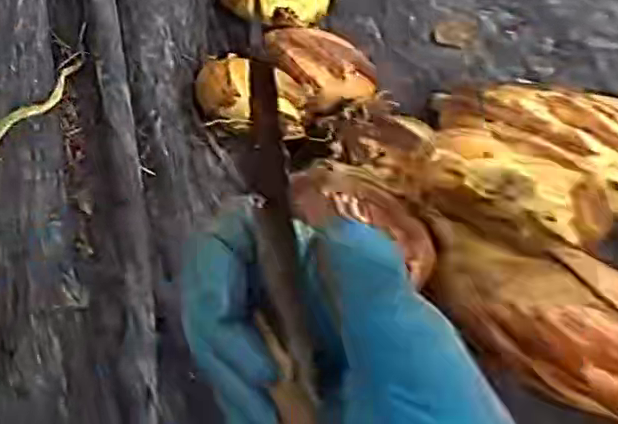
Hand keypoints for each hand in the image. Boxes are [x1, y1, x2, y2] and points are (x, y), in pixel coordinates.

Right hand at [183, 209, 510, 423]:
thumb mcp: (410, 362)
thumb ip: (374, 287)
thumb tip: (338, 213)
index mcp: (333, 277)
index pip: (245, 224)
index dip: (217, 253)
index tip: (225, 309)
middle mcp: (300, 295)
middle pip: (214, 268)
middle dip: (214, 321)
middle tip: (253, 381)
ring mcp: (282, 337)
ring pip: (207, 313)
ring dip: (219, 360)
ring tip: (263, 413)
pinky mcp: (268, 377)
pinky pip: (217, 358)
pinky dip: (227, 387)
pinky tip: (260, 417)